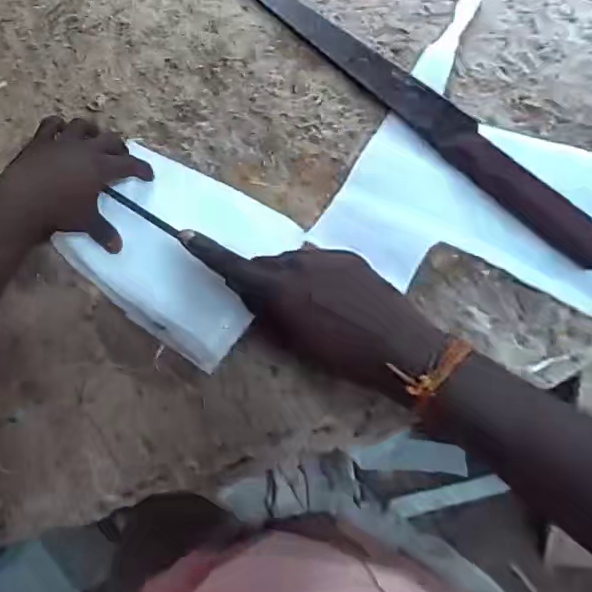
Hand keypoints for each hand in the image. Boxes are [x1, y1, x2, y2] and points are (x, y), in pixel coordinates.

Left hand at [0, 117, 152, 306]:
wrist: (23, 200)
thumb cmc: (58, 212)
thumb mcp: (84, 222)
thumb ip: (103, 232)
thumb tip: (117, 247)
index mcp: (100, 167)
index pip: (128, 164)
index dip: (141, 168)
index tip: (148, 174)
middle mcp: (85, 149)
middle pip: (110, 140)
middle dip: (119, 147)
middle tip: (122, 155)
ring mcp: (62, 141)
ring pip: (82, 126)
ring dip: (91, 129)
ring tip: (94, 136)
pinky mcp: (41, 140)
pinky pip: (51, 124)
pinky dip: (58, 124)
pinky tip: (60, 128)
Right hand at [184, 242, 446, 394]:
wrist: (405, 349)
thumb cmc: (344, 357)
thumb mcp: (297, 344)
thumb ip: (268, 315)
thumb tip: (248, 294)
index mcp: (280, 288)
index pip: (234, 266)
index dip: (208, 251)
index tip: (186, 234)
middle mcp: (297, 264)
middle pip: (265, 265)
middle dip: (262, 280)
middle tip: (272, 306)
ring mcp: (325, 257)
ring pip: (293, 261)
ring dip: (291, 278)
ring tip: (311, 306)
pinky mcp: (348, 256)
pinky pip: (319, 261)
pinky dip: (317, 275)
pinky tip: (335, 299)